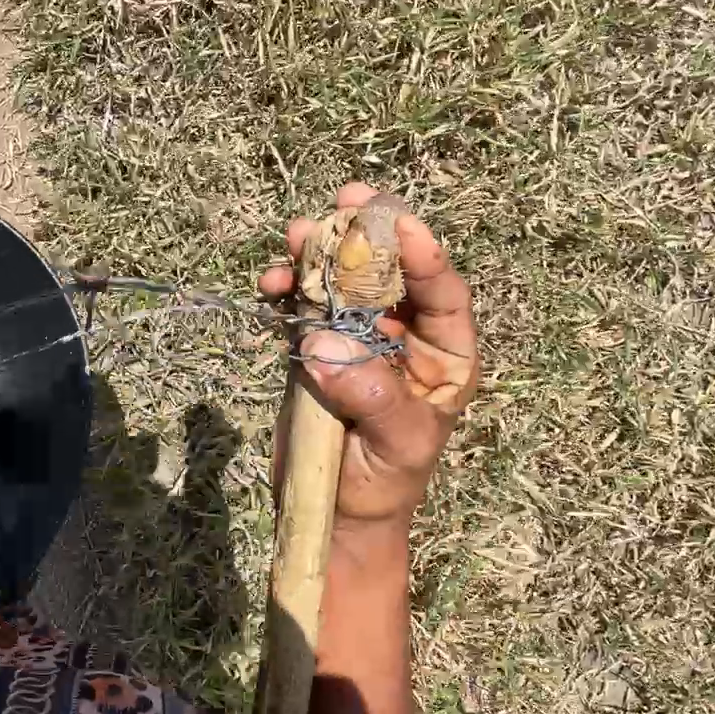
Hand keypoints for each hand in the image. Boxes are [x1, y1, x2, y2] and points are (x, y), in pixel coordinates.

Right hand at [259, 182, 479, 532]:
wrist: (335, 511)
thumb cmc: (383, 483)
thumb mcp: (394, 445)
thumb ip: (370, 396)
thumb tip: (322, 344)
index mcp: (442, 358)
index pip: (443, 296)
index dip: (425, 257)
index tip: (401, 224)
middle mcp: (399, 338)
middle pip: (387, 275)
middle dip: (366, 237)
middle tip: (344, 201)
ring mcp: (352, 340)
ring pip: (339, 284)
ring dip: (317, 256)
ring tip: (295, 236)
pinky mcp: (310, 349)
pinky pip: (300, 309)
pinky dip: (286, 290)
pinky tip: (271, 282)